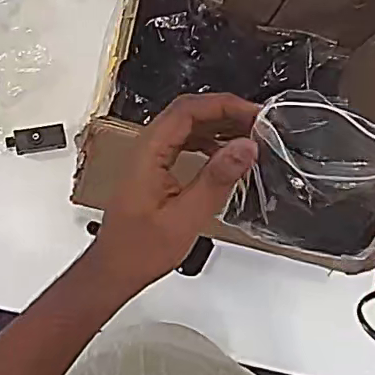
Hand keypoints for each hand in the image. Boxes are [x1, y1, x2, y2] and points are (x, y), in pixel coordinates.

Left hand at [87, 93, 259, 293]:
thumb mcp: (185, 217)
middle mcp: (147, 148)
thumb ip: (216, 179)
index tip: (253, 114)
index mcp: (149, 152)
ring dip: (220, 126)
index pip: (189, 110)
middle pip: (190, 112)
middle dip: (227, 112)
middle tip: (259, 123)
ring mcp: (151, 157)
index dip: (225, 105)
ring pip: (189, 126)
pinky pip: (186, 142)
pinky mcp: (156, 168)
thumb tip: (244, 148)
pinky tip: (228, 155)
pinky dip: (211, 142)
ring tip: (250, 136)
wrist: (115, 269)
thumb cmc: (139, 250)